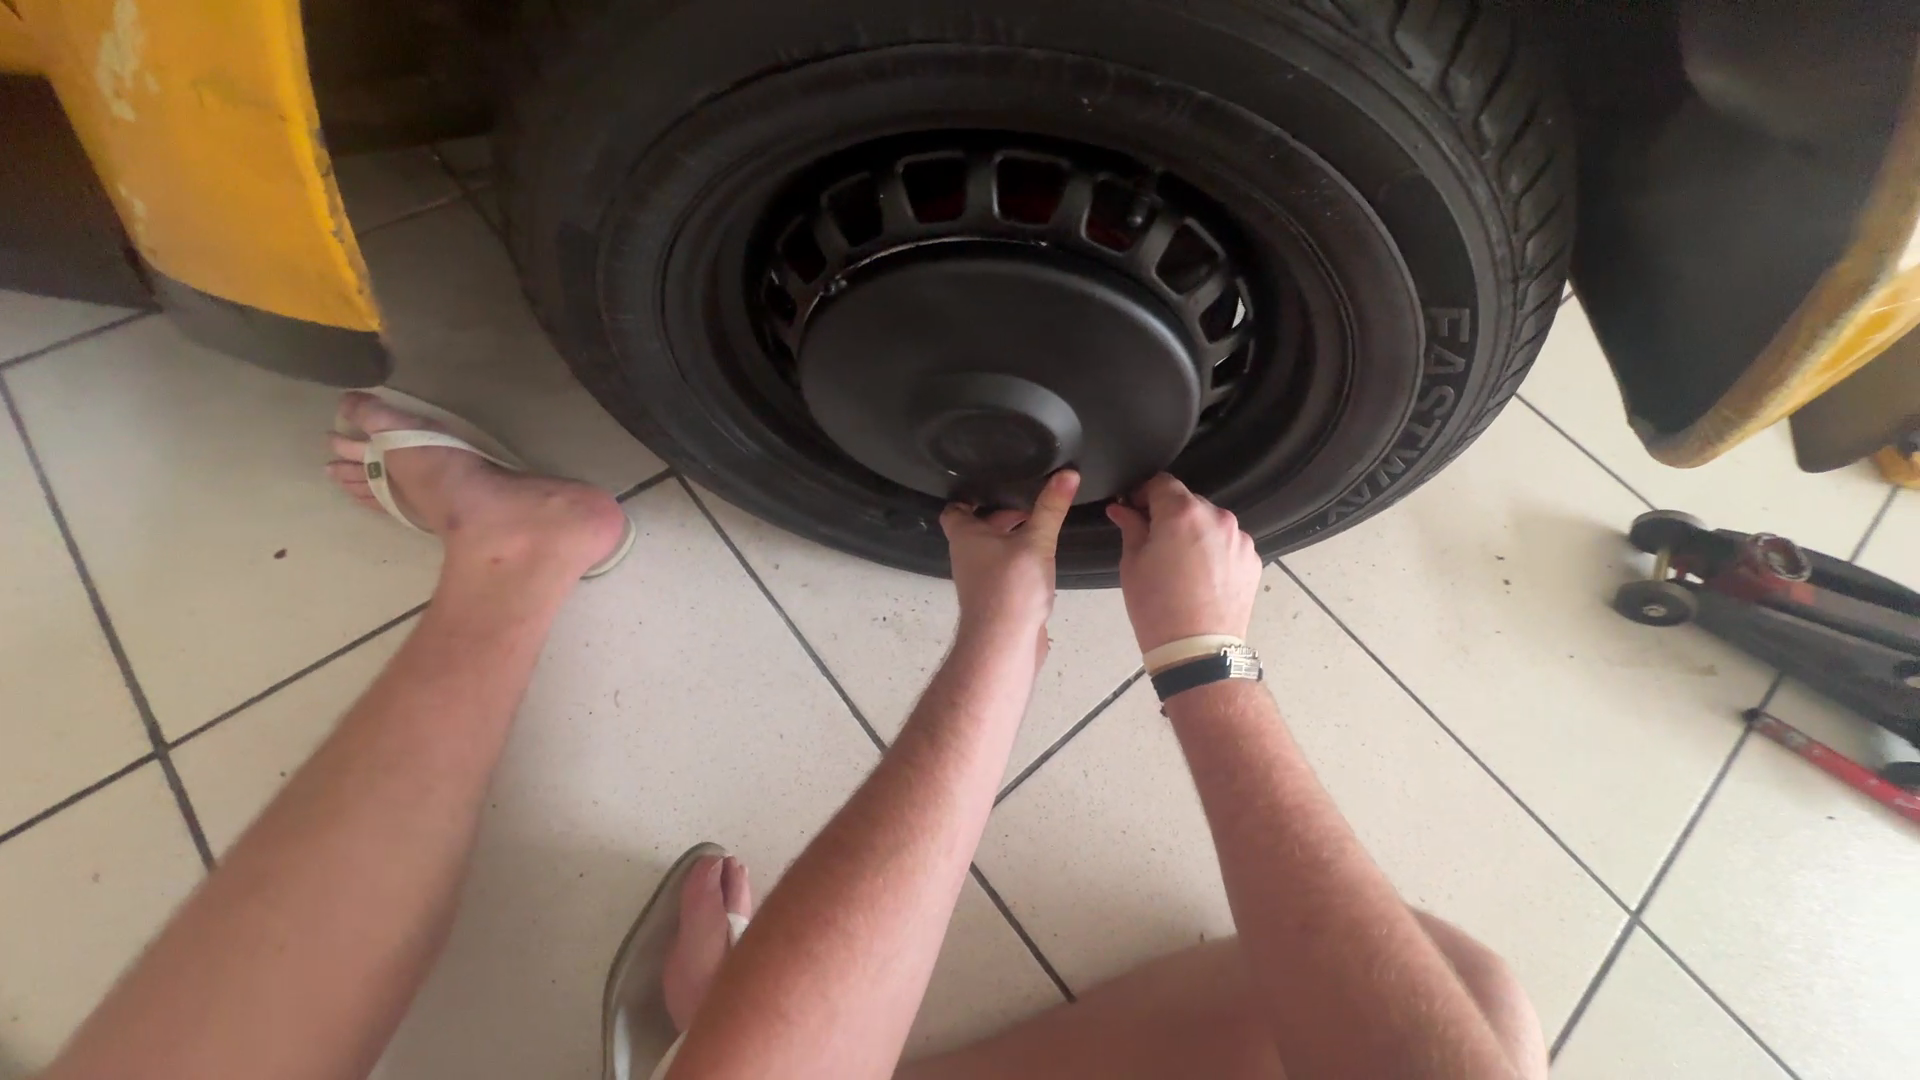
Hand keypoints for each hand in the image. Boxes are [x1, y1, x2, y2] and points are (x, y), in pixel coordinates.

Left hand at [941, 470, 1079, 648]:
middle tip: (1028, 503)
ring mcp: (979, 580)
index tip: (994, 483)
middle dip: (1001, 515)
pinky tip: (1041, 561)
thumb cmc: (1010, 588)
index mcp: (965, 537)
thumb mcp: (1036, 541)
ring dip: (1012, 539)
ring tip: (1039, 527)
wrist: (1003, 644)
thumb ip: (1051, 508)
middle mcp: (966, 556)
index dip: (971, 495)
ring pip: (992, 550)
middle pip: (978, 528)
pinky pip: (1004, 572)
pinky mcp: (994, 598)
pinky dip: (1018, 562)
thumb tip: (1067, 474)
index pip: (955, 509)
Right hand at [1105, 473, 1261, 651]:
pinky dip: (1212, 550)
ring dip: (1192, 531)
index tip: (1133, 509)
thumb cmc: (1157, 608)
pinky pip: (1227, 542)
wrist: (1197, 649)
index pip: (1160, 482)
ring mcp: (1239, 538)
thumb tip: (1122, 509)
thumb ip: (1130, 527)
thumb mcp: (1132, 564)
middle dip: (1168, 513)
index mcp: (1182, 513)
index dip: (1142, 493)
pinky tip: (1199, 575)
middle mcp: (1216, 517)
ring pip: (1209, 522)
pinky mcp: (1251, 559)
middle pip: (1187, 501)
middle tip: (1152, 540)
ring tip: (1178, 563)